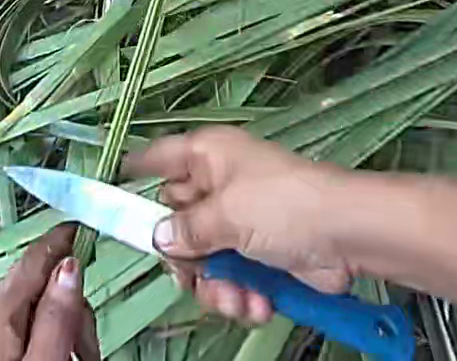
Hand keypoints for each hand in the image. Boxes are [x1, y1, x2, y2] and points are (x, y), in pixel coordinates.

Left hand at [0, 224, 100, 360]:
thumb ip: (56, 314)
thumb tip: (70, 267)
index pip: (37, 255)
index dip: (65, 236)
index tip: (88, 226)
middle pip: (42, 283)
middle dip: (73, 302)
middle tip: (88, 341)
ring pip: (38, 309)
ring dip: (65, 325)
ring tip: (79, 355)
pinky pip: (28, 333)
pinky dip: (50, 340)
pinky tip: (61, 357)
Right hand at [124, 126, 359, 326]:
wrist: (344, 235)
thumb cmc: (282, 204)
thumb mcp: (227, 213)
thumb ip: (187, 229)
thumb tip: (159, 237)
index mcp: (207, 155)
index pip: (159, 157)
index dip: (135, 171)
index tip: (112, 192)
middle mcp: (217, 182)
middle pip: (176, 221)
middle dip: (185, 257)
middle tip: (192, 273)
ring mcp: (236, 218)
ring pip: (200, 258)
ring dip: (216, 285)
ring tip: (238, 295)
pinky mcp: (255, 250)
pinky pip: (228, 276)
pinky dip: (239, 294)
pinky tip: (257, 301)